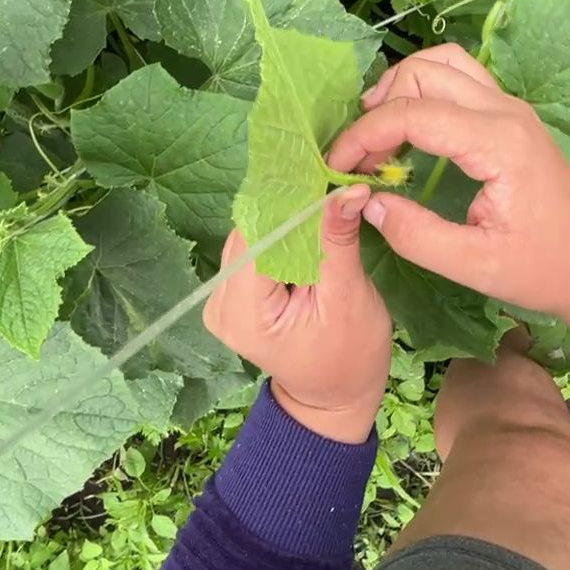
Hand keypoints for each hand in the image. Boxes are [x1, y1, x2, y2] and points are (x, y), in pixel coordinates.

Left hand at [203, 186, 391, 442]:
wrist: (336, 397)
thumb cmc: (349, 357)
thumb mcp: (349, 298)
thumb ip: (337, 241)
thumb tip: (347, 190)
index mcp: (243, 313)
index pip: (257, 236)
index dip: (286, 201)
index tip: (319, 172)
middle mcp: (219, 303)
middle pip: (249, 232)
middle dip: (287, 206)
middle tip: (324, 180)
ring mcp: (221, 299)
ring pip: (250, 234)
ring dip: (284, 216)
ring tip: (319, 196)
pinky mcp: (232, 293)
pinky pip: (253, 248)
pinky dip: (279, 232)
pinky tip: (306, 222)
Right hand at [326, 45, 569, 359]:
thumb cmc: (543, 270)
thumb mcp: (474, 265)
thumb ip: (414, 234)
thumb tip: (366, 201)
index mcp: (498, 143)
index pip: (413, 113)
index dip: (364, 136)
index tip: (337, 167)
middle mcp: (506, 111)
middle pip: (424, 72)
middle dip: (380, 107)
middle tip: (359, 156)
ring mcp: (511, 108)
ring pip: (443, 63)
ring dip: (401, 86)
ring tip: (376, 130)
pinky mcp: (511, 116)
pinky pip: (460, 78)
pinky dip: (424, 89)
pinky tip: (409, 127)